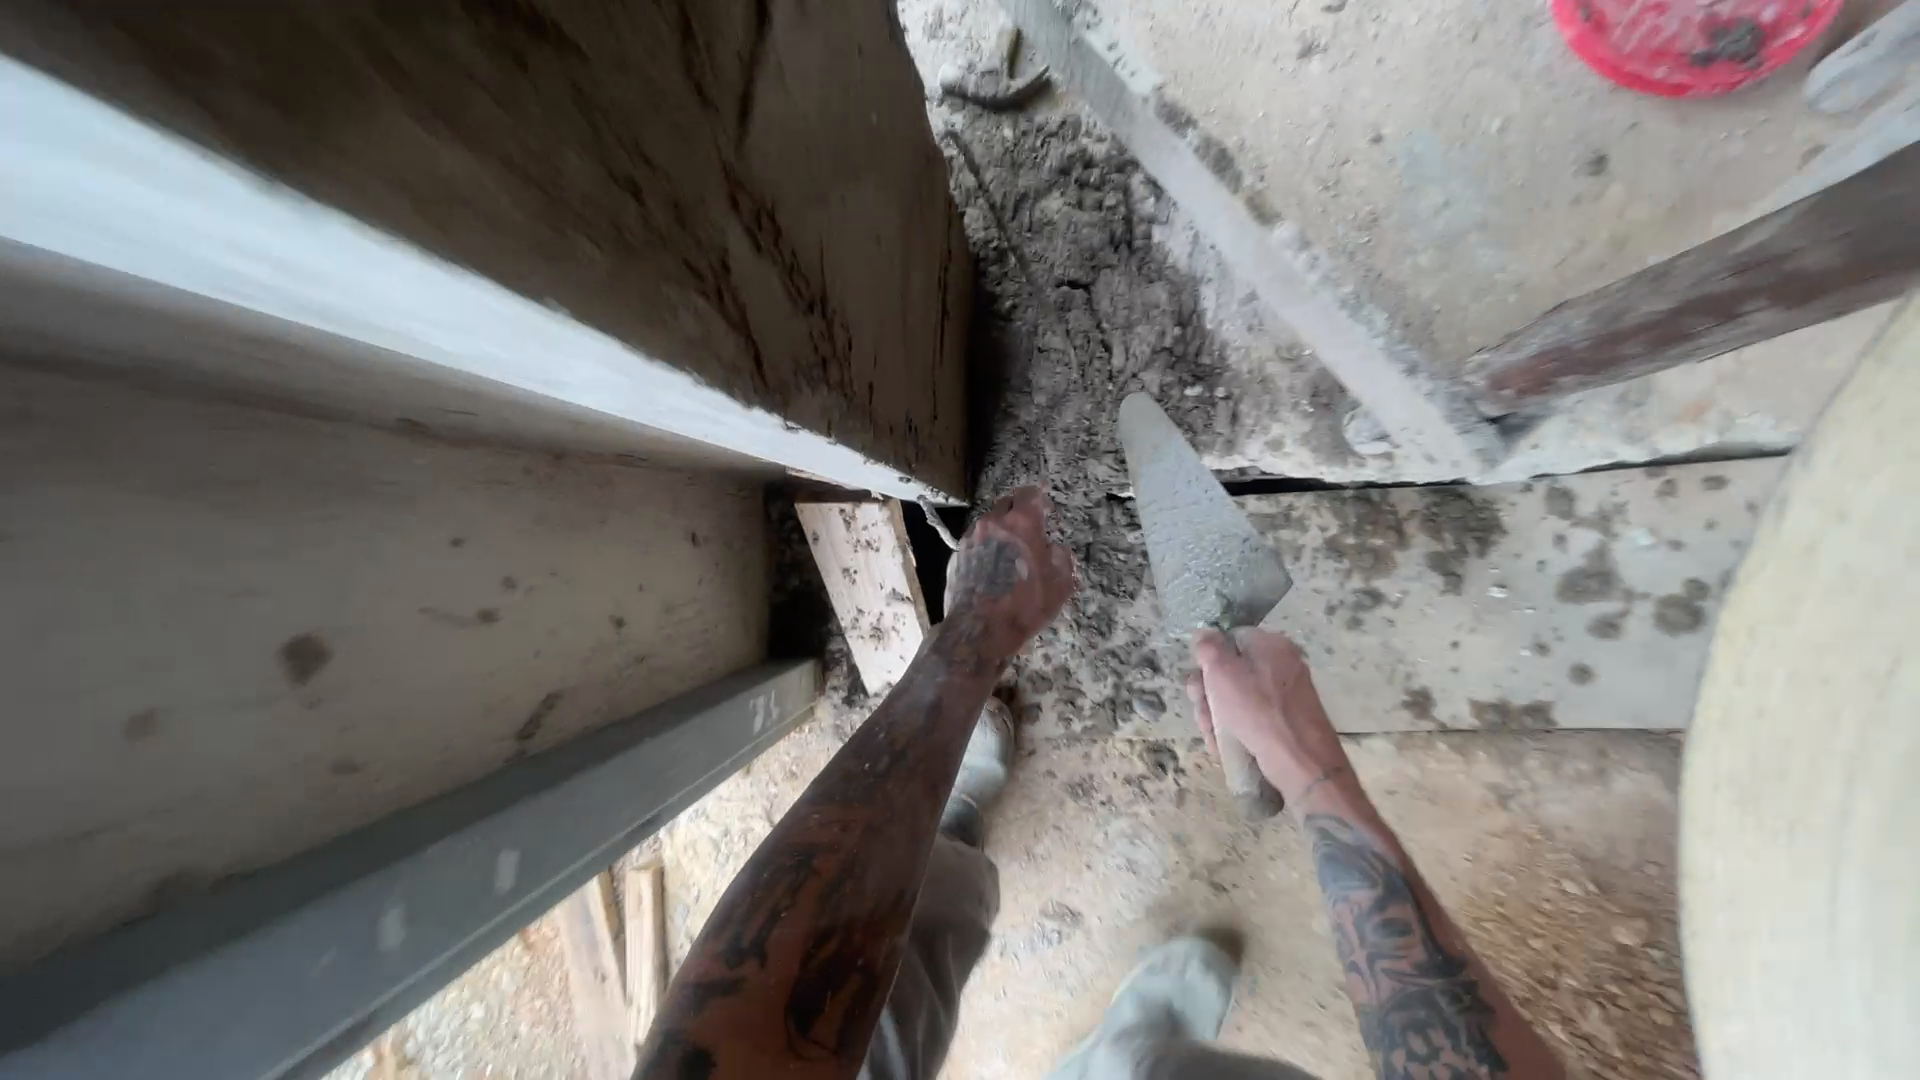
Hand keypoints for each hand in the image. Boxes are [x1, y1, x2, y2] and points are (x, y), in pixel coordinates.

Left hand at [942, 486, 1076, 662]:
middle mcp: (992, 522)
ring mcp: (971, 538)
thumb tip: (1055, 549)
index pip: (1030, 493)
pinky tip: (992, 566)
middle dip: (1018, 511)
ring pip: (988, 522)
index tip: (1045, 507)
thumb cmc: (1025, 605)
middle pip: (1006, 504)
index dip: (1039, 497)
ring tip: (1010, 550)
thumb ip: (1062, 558)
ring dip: (1000, 529)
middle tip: (1029, 528)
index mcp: (1021, 523)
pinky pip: (975, 541)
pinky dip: (985, 546)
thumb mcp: (1060, 584)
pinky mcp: (957, 555)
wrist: (980, 629)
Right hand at [1187, 628, 1351, 805]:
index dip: (1208, 660)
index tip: (1199, 680)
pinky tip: (1225, 744)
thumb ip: (1208, 646)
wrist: (1300, 761)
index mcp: (1271, 644)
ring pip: (1235, 699)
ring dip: (1215, 715)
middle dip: (1208, 693)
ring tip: (1213, 733)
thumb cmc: (1257, 710)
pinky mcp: (1285, 723)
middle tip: (1203, 709)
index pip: (1229, 640)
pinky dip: (1234, 730)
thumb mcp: (1222, 671)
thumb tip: (1204, 632)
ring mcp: (1285, 696)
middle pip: (1229, 672)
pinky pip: (1250, 719)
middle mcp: (1281, 666)